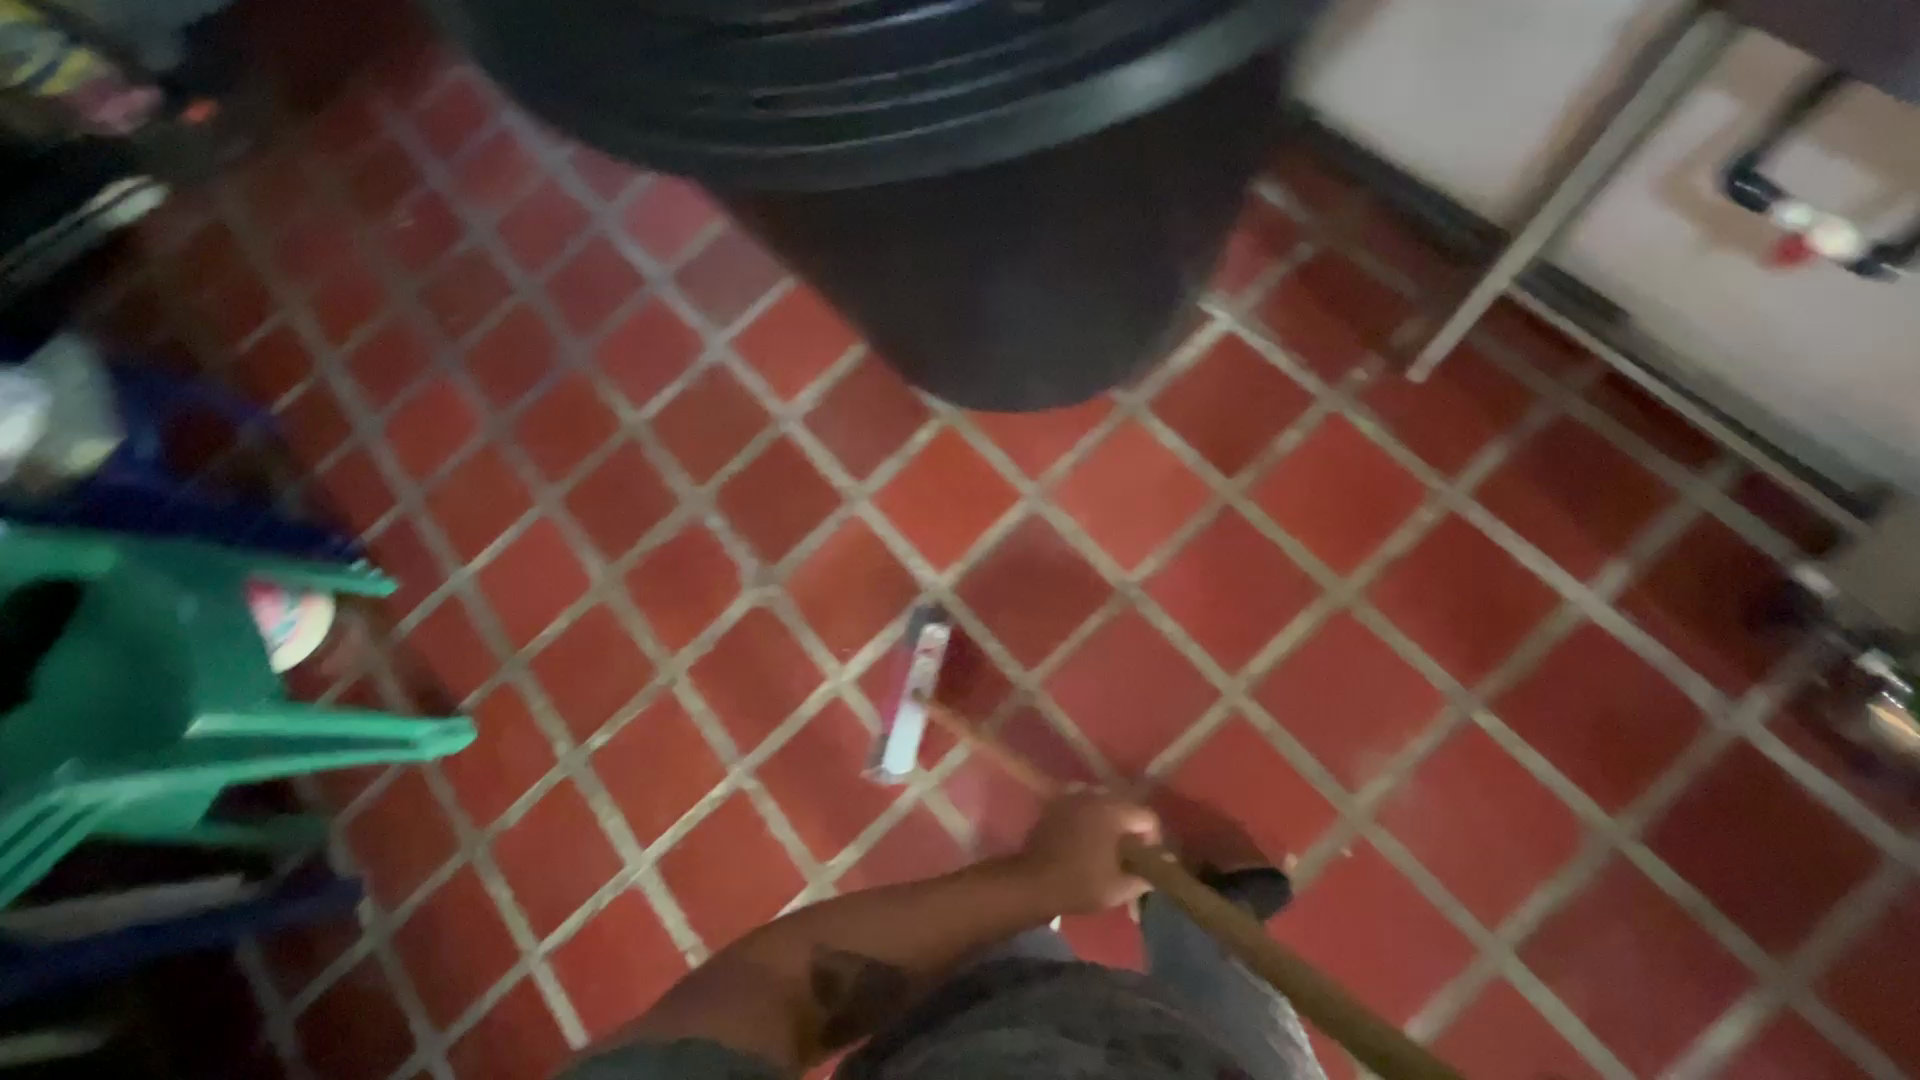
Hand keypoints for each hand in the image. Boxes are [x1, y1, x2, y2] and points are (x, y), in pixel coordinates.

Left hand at [1012, 789, 1161, 913]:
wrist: (1034, 883)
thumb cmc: (1080, 884)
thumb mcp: (1118, 889)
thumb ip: (1143, 878)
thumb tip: (1155, 875)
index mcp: (1113, 812)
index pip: (1148, 816)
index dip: (1153, 839)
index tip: (1147, 860)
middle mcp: (1094, 796)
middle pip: (1126, 805)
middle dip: (1132, 827)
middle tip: (1130, 852)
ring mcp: (1072, 796)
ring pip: (1103, 800)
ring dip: (1110, 818)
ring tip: (1109, 842)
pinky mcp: (1055, 803)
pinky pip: (1080, 800)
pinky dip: (1088, 812)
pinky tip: (1086, 831)